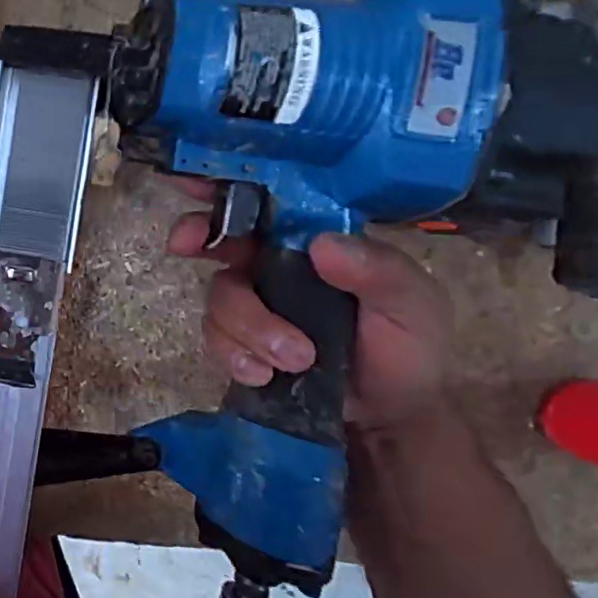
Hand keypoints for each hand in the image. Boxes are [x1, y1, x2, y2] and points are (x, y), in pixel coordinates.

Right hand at [166, 182, 451, 429]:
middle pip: (217, 235)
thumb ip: (380, 272)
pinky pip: (215, 336)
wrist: (389, 416)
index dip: (223, 184)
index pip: (264, 200)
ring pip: (219, 294)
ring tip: (293, 359)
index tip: (192, 180)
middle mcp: (270, 262)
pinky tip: (263, 375)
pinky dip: (234, 354)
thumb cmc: (405, 348)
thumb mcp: (414, 304)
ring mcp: (250, 301)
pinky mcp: (237, 340)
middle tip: (183, 245)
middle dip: (195, 234)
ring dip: (247, 325)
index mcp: (309, 239)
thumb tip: (322, 245)